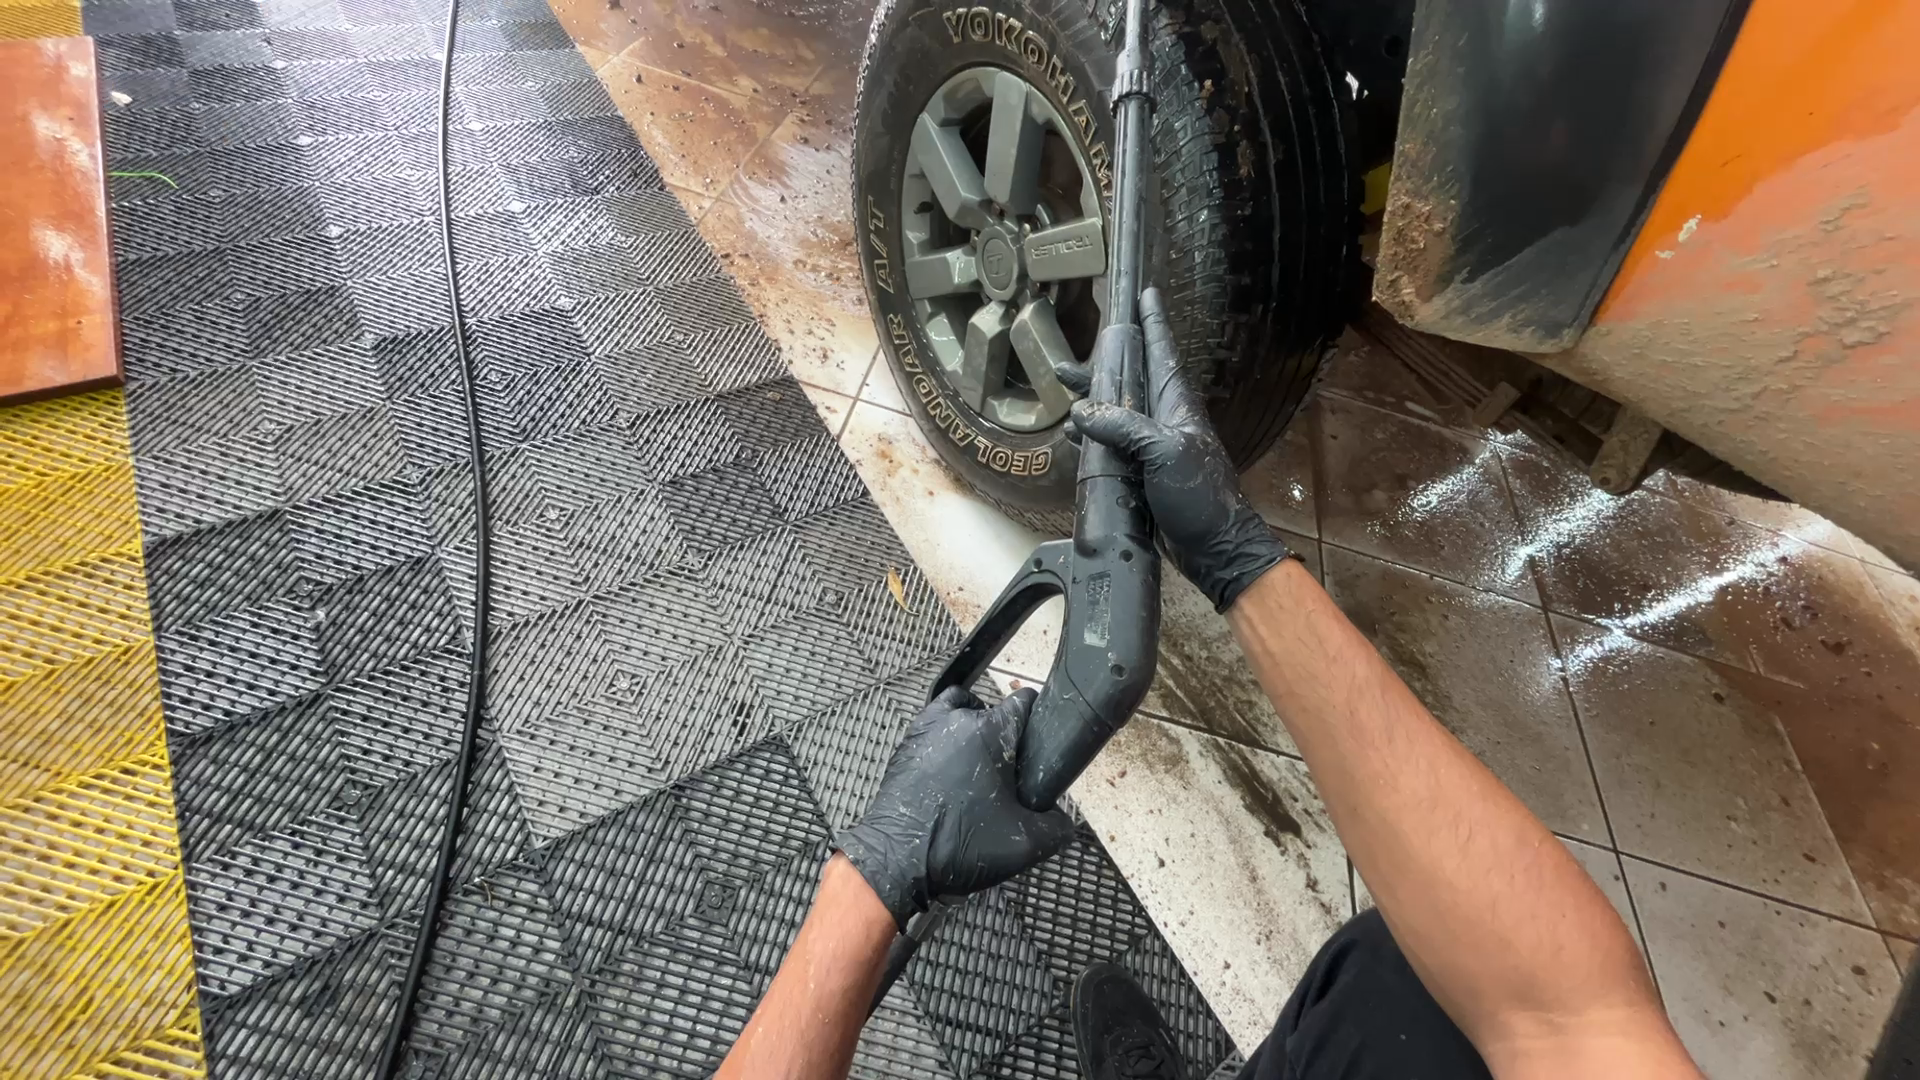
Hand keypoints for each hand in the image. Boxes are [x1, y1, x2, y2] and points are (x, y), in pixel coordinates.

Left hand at [836, 686, 1076, 928]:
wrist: (897, 858)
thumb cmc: (957, 844)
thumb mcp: (1023, 845)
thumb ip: (1056, 828)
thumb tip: (1063, 821)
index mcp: (991, 731)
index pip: (1024, 702)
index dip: (1037, 719)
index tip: (1037, 743)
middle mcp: (959, 719)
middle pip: (993, 710)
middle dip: (1004, 736)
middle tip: (1007, 773)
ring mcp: (928, 726)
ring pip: (961, 709)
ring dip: (972, 726)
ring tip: (978, 762)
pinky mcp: (907, 742)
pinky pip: (934, 724)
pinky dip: (945, 735)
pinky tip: (949, 767)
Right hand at [1070, 287, 1293, 610]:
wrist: (1212, 545)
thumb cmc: (1198, 495)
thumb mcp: (1164, 452)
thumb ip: (1124, 428)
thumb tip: (1082, 411)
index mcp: (1175, 405)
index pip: (1162, 352)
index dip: (1153, 323)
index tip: (1145, 294)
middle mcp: (1162, 420)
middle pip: (1129, 382)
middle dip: (1103, 369)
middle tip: (1069, 364)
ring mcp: (1151, 447)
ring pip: (1115, 415)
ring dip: (1092, 405)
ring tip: (1065, 397)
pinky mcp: (1140, 472)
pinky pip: (1110, 446)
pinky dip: (1091, 439)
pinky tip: (1074, 437)